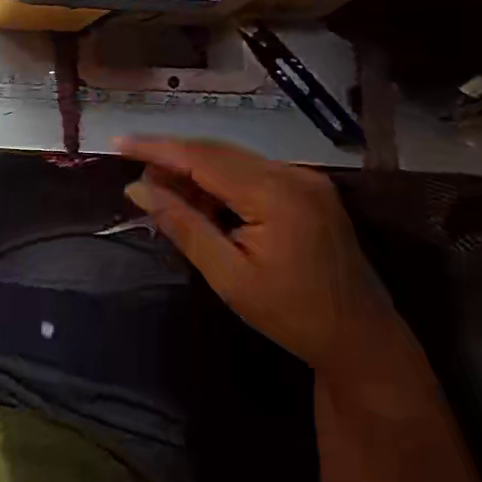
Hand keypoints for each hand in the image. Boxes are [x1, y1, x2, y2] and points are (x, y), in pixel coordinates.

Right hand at [118, 136, 395, 371]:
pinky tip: (199, 200)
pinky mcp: (308, 188)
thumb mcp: (228, 276)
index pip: (202, 158)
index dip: (157, 148)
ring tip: (160, 192)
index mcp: (276, 194)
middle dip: (172, 159)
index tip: (119, 142)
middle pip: (217, 152)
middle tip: (135, 177)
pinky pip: (251, 172)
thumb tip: (137, 189)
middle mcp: (293, 174)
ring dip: (194, 171)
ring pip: (233, 160)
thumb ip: (183, 225)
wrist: (362, 338)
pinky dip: (219, 181)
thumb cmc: (291, 314)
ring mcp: (305, 178)